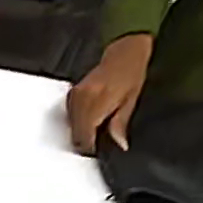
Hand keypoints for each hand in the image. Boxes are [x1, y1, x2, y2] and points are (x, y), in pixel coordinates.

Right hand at [67, 34, 153, 154]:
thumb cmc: (133, 71)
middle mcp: (81, 99)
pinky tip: (90, 119)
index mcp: (96, 101)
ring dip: (81, 132)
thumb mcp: (132, 99)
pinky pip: (70, 116)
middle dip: (85, 142)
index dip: (91, 148)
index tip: (98, 152)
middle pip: (75, 134)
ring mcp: (74, 96)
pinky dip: (77, 122)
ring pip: (71, 127)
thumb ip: (120, 124)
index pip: (85, 136)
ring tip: (95, 130)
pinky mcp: (72, 94)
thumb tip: (118, 145)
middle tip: (98, 143)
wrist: (125, 50)